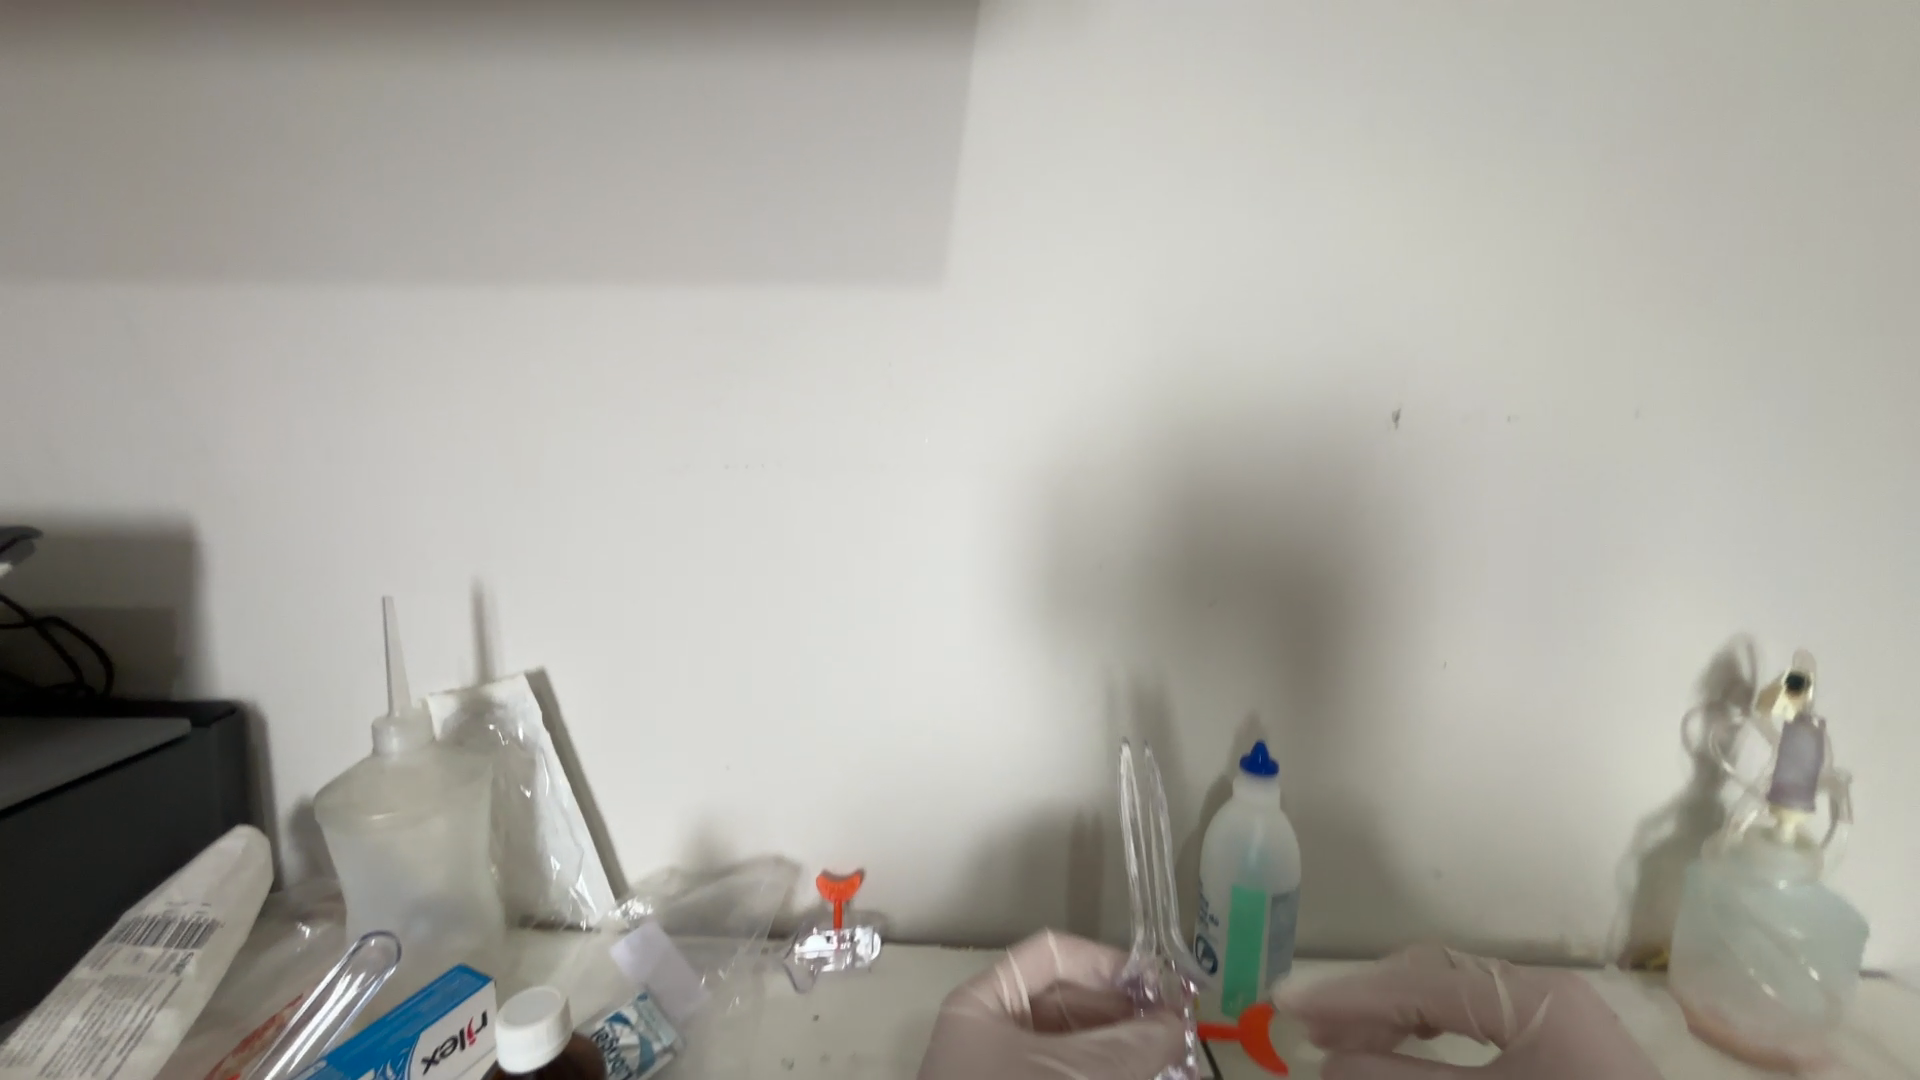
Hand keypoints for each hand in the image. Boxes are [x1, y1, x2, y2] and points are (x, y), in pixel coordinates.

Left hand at [918, 930, 1187, 1079]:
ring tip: (1178, 1060)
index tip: (1162, 985)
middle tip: (1182, 1029)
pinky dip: (1115, 1076)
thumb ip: (1129, 1042)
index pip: (1053, 956)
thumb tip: (1177, 1021)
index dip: (1107, 962)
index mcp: (986, 1005)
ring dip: (1128, 1051)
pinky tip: (1152, 1078)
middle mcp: (996, 1035)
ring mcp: (1012, 1075)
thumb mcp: (1076, 1074)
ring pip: (1079, 1049)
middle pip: (1070, 1004)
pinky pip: (1077, 1078)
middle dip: (1127, 1015)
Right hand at [1279, 946, 1663, 1078]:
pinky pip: (1473, 1024)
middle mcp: (1542, 992)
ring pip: (1448, 1001)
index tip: (1286, 1006)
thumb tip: (1325, 1066)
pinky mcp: (1559, 1052)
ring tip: (1342, 1042)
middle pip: (1429, 980)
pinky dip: (1427, 1034)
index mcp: (1534, 998)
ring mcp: (1553, 1020)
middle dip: (1366, 1006)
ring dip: (1391, 1020)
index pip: (1418, 982)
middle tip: (1311, 1031)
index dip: (1348, 995)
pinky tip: (1399, 1046)